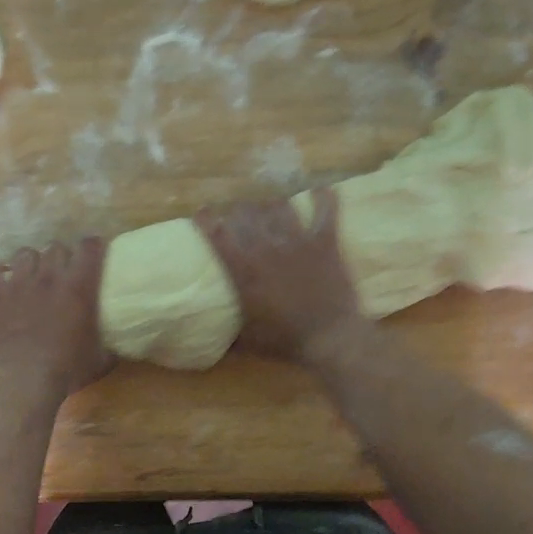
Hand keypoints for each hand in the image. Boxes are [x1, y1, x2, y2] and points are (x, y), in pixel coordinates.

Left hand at [0, 237, 113, 406]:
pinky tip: (4, 282)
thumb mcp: (100, 361)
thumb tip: (118, 349)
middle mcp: (50, 277)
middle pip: (57, 248)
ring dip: (32, 262)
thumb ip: (110, 347)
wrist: (26, 381)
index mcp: (79, 287)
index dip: (93, 246)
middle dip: (61, 257)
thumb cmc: (68, 371)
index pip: (90, 247)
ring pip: (26, 253)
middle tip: (62, 273)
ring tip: (33, 277)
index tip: (95, 252)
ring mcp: (20, 283)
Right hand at [194, 187, 366, 363]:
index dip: (206, 219)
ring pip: (279, 204)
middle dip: (238, 209)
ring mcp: (298, 240)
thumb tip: (217, 343)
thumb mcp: (249, 342)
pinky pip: (325, 207)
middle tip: (238, 214)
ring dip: (271, 201)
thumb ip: (231, 336)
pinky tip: (317, 190)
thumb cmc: (285, 341)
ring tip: (269, 202)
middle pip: (246, 212)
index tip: (202, 212)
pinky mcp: (326, 240)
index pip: (218, 235)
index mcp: (244, 271)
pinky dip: (322, 196)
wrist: (329, 338)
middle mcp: (267, 248)